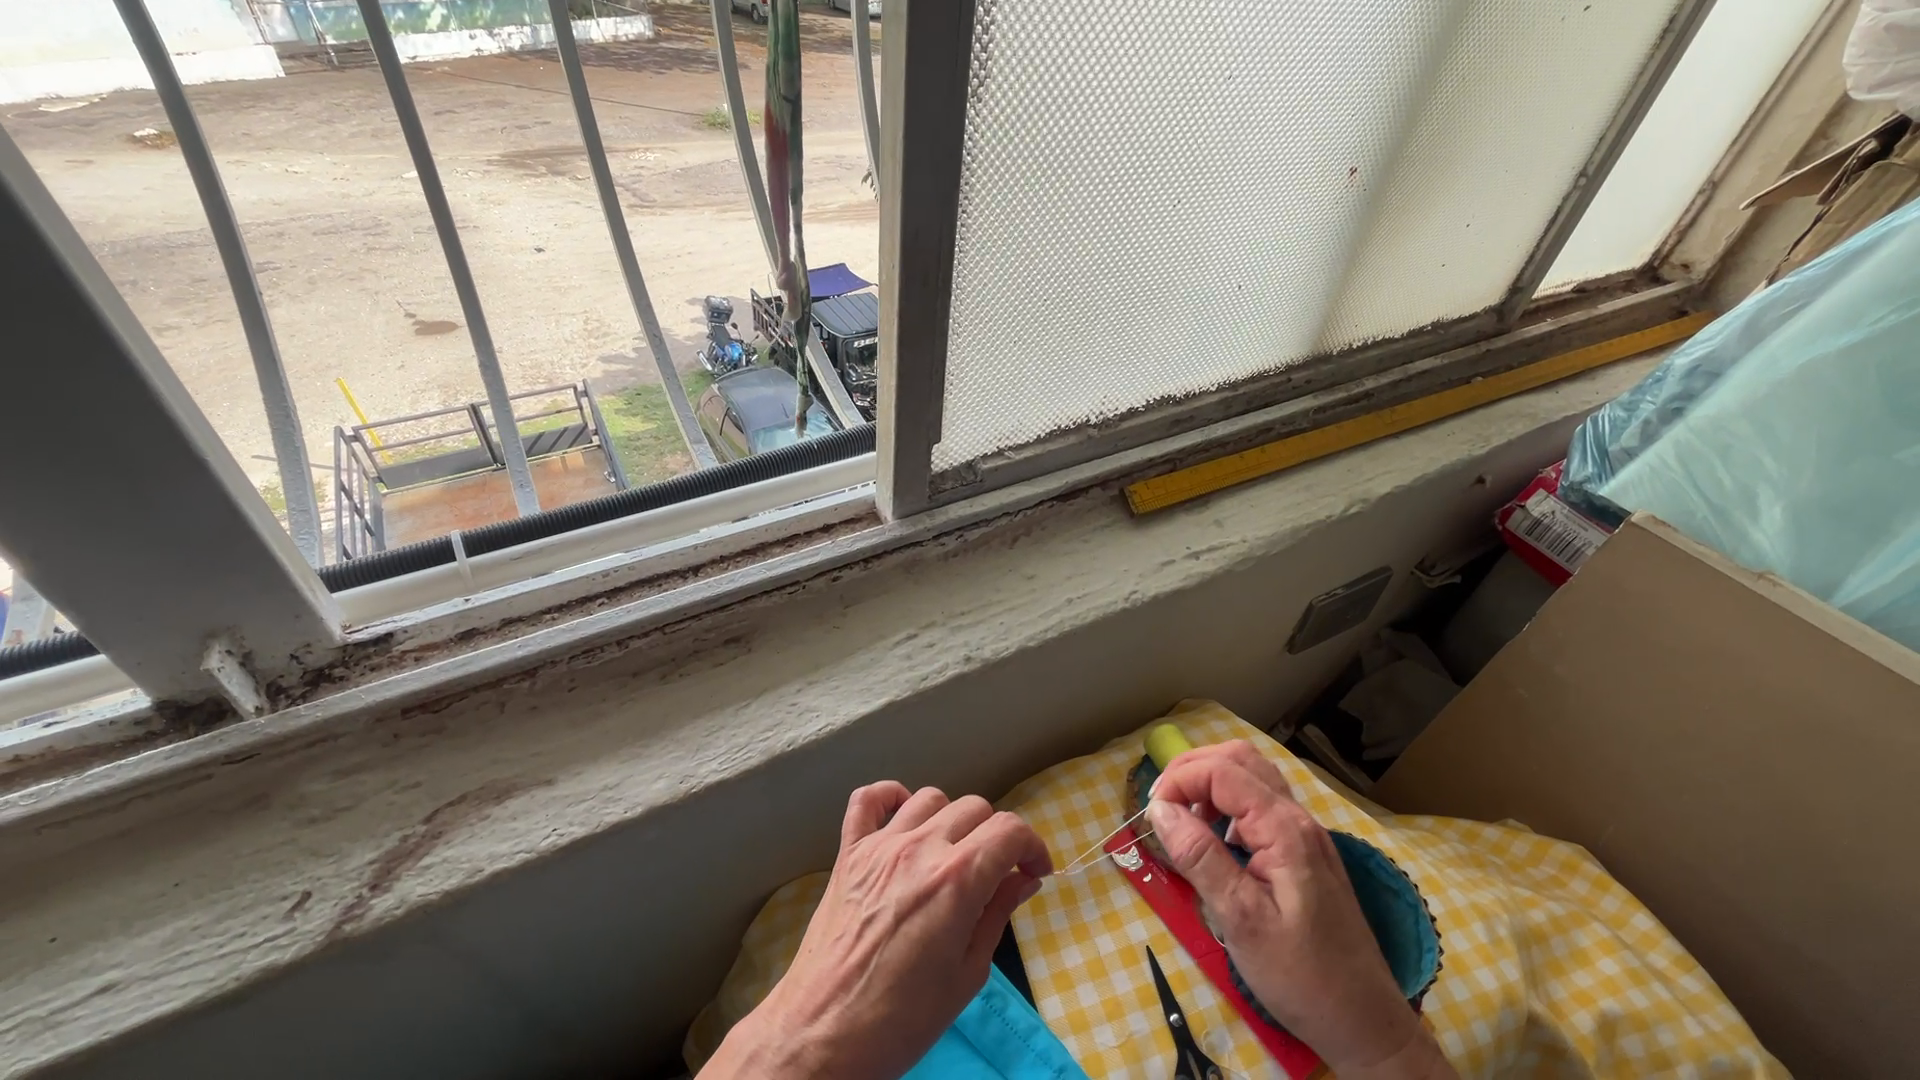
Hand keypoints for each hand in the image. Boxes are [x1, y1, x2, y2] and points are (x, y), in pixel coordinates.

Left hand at [705, 782, 1052, 1079]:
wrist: (823, 1034)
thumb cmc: (902, 1019)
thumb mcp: (967, 975)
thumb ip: (997, 914)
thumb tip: (1024, 880)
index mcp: (957, 881)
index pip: (1010, 830)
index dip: (1032, 847)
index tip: (1034, 872)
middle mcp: (920, 849)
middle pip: (975, 808)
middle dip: (996, 837)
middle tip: (996, 873)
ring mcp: (879, 846)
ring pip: (930, 798)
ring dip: (951, 820)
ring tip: (952, 855)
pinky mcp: (847, 853)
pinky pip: (868, 799)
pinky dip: (891, 798)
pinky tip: (904, 822)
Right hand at [1148, 742, 1455, 1079]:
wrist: (1365, 1023)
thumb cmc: (1301, 976)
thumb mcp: (1241, 920)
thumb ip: (1200, 858)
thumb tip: (1161, 810)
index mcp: (1285, 830)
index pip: (1223, 772)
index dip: (1179, 780)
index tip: (1151, 813)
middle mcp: (1299, 820)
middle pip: (1241, 759)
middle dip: (1193, 769)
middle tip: (1161, 803)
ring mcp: (1306, 835)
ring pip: (1253, 777)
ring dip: (1211, 784)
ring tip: (1182, 820)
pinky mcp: (1305, 854)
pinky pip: (1262, 806)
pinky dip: (1228, 807)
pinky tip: (1213, 841)